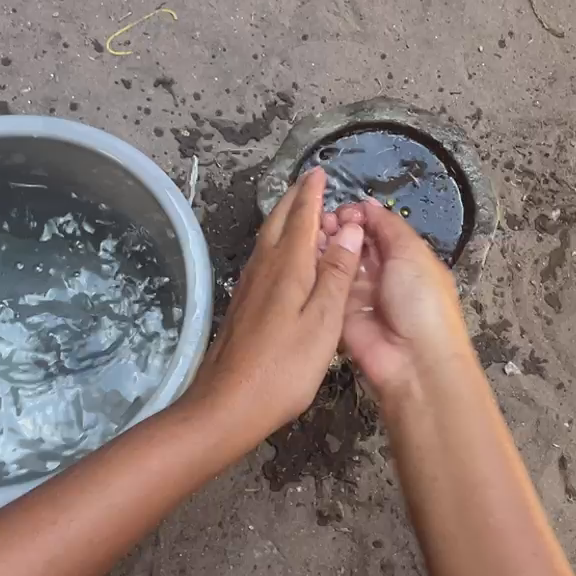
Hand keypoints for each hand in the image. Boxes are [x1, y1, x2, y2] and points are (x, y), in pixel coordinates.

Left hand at [184, 168, 363, 439]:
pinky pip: (264, 257)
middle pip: (278, 221)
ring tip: (302, 211)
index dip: (311, 193)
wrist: (226, 405)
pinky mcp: (243, 303)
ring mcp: (249, 285)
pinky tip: (286, 257)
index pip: (301, 217)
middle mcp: (264, 267)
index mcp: (287, 266)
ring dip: (285, 218)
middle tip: (310, 183)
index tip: (319, 171)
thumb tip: (349, 229)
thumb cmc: (283, 368)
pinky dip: (279, 243)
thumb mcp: (323, 322)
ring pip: (268, 238)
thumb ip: (337, 274)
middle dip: (295, 198)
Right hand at [332, 199, 474, 408]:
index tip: (345, 209)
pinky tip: (307, 252)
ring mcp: (361, 293)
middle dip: (343, 227)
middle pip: (357, 243)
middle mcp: (383, 274)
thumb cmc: (422, 301)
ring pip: (340, 261)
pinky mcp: (340, 311)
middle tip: (326, 218)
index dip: (361, 216)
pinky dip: (318, 268)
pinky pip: (328, 285)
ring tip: (316, 231)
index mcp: (407, 258)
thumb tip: (369, 206)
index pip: (379, 229)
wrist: (413, 359)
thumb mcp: (413, 254)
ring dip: (329, 244)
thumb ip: (389, 227)